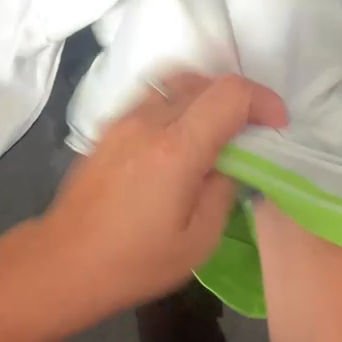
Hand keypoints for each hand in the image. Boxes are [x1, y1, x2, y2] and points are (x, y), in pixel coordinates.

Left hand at [37, 73, 288, 308]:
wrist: (64, 260)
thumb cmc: (135, 261)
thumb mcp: (198, 239)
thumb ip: (223, 189)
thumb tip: (232, 162)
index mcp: (176, 148)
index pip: (230, 93)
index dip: (263, 101)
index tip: (277, 126)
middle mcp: (148, 121)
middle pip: (204, 81)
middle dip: (238, 99)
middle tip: (252, 133)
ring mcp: (122, 119)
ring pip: (174, 82)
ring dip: (205, 96)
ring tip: (218, 132)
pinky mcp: (107, 127)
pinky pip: (151, 96)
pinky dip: (177, 103)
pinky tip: (181, 139)